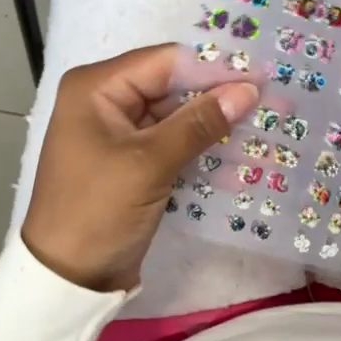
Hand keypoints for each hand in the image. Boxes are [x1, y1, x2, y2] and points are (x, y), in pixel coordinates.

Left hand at [21, 45, 260, 291]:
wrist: (67, 278)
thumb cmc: (98, 211)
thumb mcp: (149, 164)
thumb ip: (199, 123)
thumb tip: (248, 90)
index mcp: (96, 88)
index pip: (166, 62)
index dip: (215, 68)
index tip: (263, 79)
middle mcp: (106, 103)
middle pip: (174, 89)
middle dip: (220, 101)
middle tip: (273, 109)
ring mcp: (119, 137)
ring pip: (178, 121)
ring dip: (216, 131)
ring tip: (265, 136)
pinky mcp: (133, 166)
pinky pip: (173, 149)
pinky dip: (202, 155)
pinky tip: (239, 165)